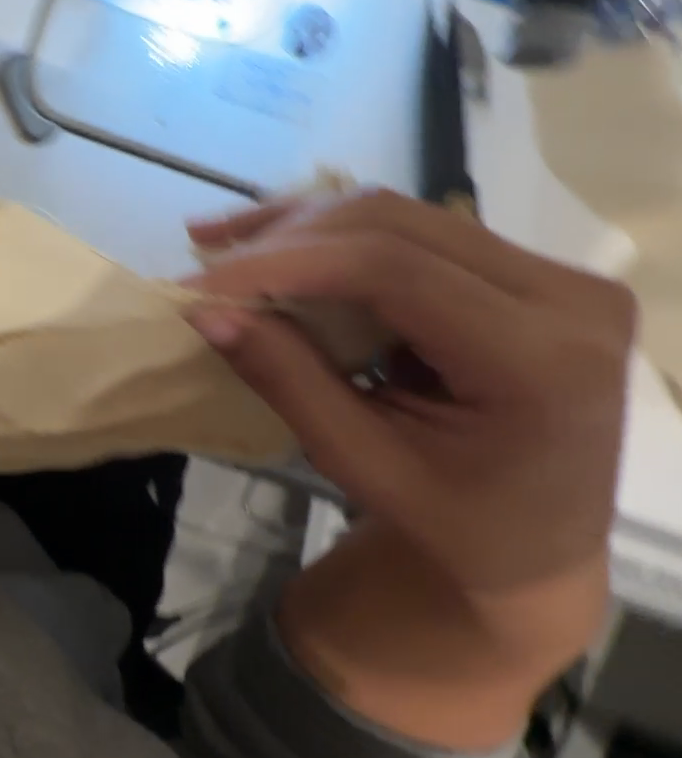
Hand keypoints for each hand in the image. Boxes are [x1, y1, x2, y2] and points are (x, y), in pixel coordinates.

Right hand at [185, 189, 634, 742]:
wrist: (529, 542)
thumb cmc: (450, 521)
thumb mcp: (360, 462)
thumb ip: (288, 380)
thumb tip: (206, 314)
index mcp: (538, 357)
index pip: (391, 270)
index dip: (281, 265)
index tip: (194, 285)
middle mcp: (561, 296)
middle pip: (392, 225)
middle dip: (281, 239)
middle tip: (199, 266)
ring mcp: (547, 277)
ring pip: (394, 215)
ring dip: (295, 226)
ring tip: (213, 240)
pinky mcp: (516, 274)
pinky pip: (405, 232)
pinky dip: (324, 235)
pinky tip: (265, 238)